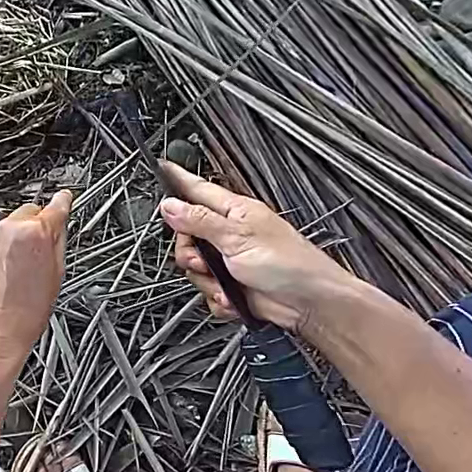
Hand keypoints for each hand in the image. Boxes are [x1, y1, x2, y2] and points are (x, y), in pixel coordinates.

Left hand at [0, 190, 72, 363]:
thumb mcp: (56, 276)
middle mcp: (7, 230)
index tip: (63, 199)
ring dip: (10, 245)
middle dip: (32, 231)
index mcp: (35, 234)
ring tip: (13, 276)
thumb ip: (58, 242)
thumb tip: (59, 224)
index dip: (61, 204)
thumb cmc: (23, 316)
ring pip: (4, 231)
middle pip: (26, 216)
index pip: (55, 207)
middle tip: (36, 259)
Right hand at [159, 162, 359, 336]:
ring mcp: (231, 261)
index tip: (162, 169)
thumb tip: (171, 205)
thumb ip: (200, 221)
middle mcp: (230, 234)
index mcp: (235, 212)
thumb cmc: (290, 263)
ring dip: (206, 281)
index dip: (178, 180)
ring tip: (223, 283)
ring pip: (194, 268)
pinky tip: (232, 297)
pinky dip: (217, 298)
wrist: (310, 303)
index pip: (198, 189)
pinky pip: (207, 291)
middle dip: (189, 255)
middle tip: (201, 261)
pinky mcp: (233, 285)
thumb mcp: (237, 237)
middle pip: (187, 237)